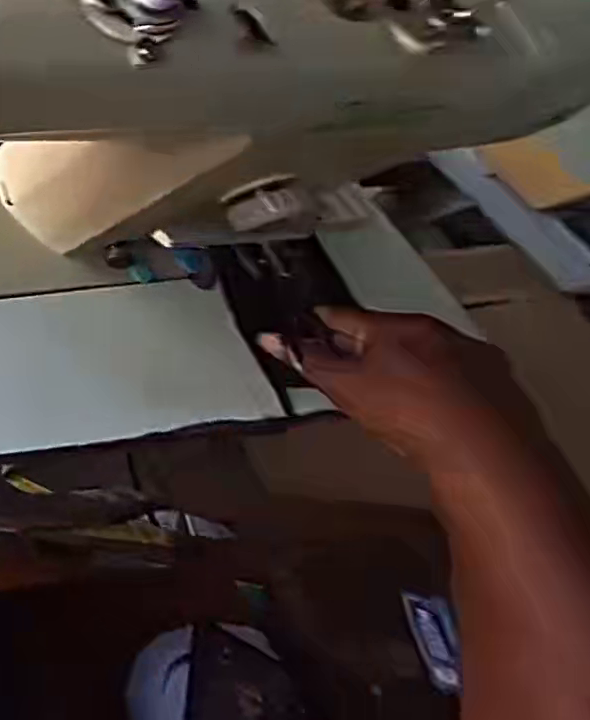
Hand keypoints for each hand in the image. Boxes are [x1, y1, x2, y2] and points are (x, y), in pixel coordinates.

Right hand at [259, 306, 542, 473]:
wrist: (486, 462)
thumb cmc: (419, 417)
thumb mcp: (337, 383)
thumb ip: (302, 357)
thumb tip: (275, 341)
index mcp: (405, 325)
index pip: (339, 317)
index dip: (314, 333)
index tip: (305, 347)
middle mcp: (447, 337)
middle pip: (380, 338)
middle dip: (358, 356)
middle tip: (344, 382)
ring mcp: (481, 364)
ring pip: (416, 361)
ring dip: (396, 375)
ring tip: (382, 404)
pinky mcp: (504, 392)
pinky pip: (449, 383)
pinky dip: (430, 394)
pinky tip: (418, 416)